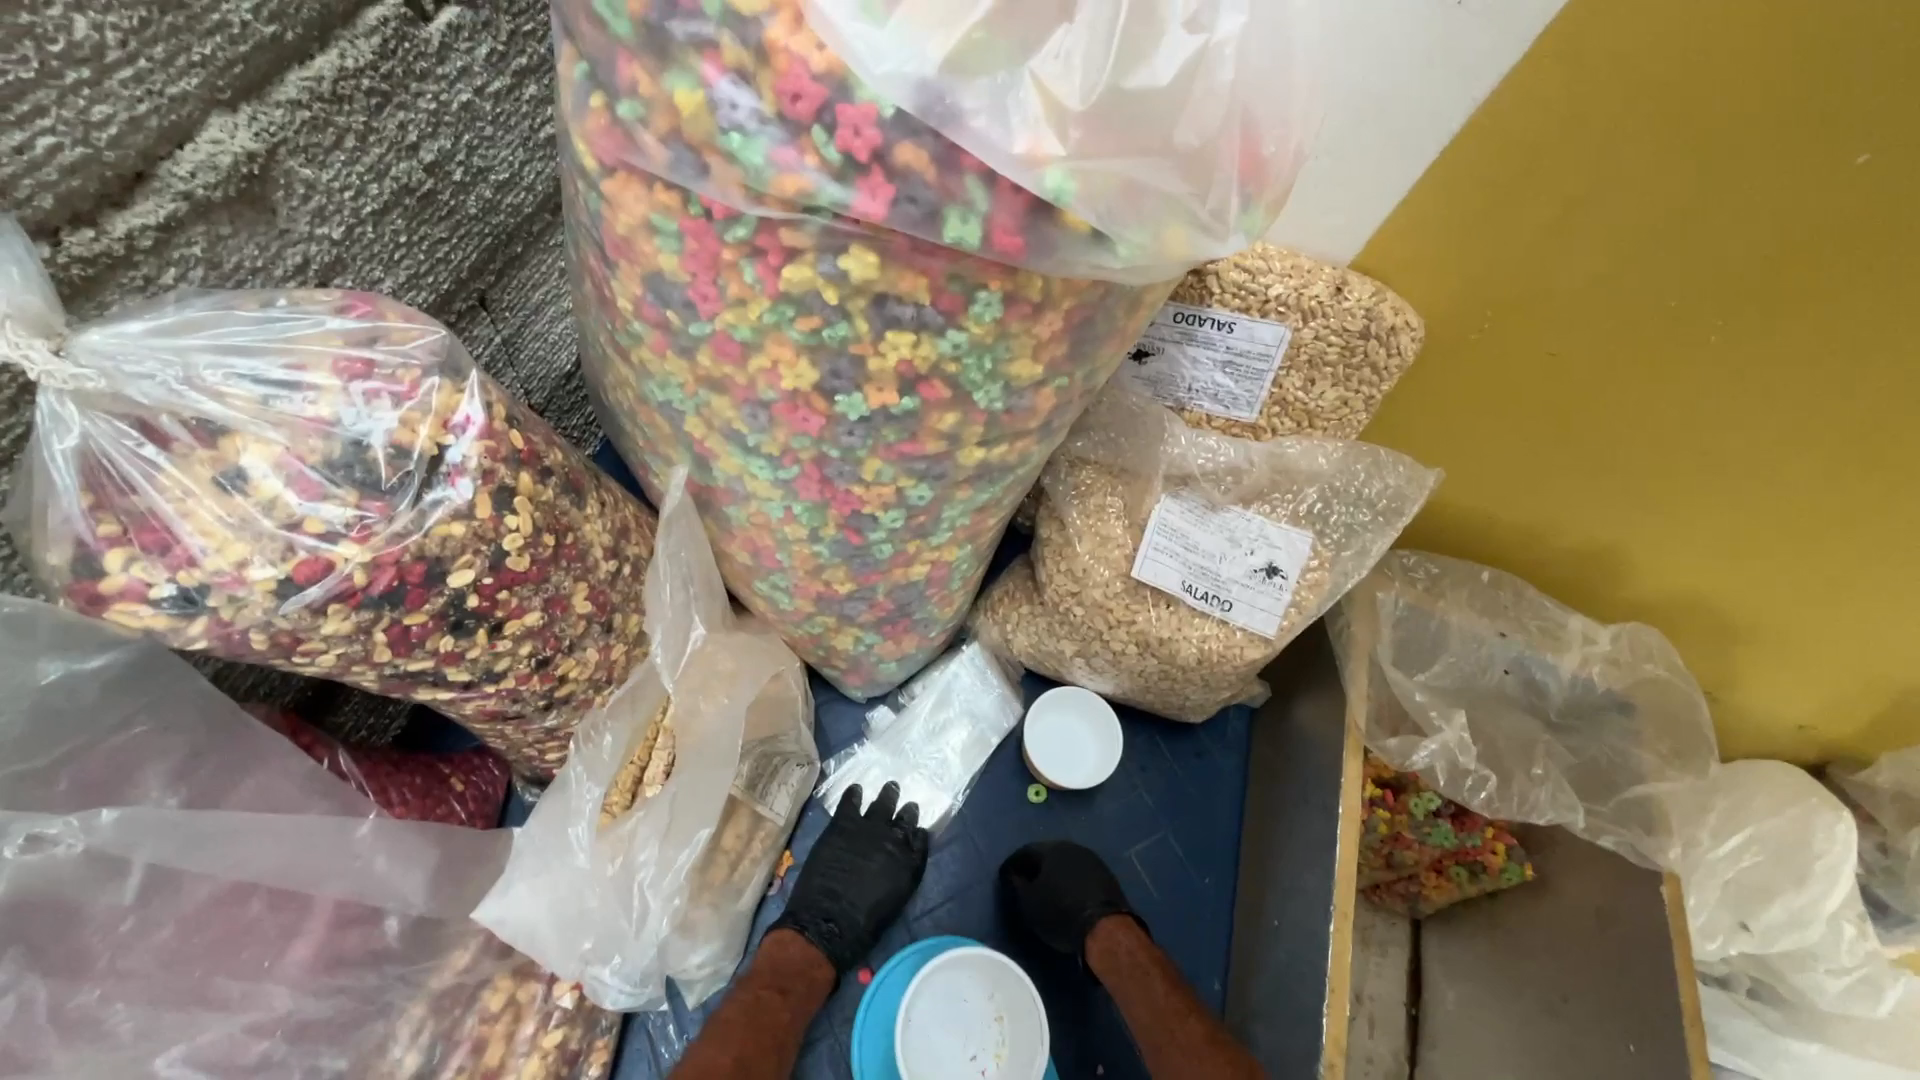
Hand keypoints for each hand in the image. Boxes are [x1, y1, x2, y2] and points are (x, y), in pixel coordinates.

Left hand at [772, 781, 928, 974]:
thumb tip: (903, 860)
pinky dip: (853, 794)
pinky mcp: (843, 824)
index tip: (917, 826)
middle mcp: (894, 840)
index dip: (918, 830)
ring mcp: (868, 828)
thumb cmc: (865, 923)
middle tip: (906, 801)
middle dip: (906, 810)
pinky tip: (855, 789)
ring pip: (882, 804)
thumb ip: (903, 873)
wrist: (831, 920)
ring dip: (887, 795)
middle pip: (904, 818)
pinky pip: (851, 802)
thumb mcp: (897, 898)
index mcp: (909, 862)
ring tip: (890, 786)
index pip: (920, 838)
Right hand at [999, 841, 1144, 956]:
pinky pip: (1081, 875)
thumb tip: (1015, 876)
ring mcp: (1093, 861)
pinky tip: (1067, 896)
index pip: (1026, 851)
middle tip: (1025, 882)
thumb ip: (1018, 886)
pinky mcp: (1107, 877)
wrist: (1104, 928)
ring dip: (1055, 874)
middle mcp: (1073, 847)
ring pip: (1066, 864)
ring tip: (1046, 891)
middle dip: (1035, 867)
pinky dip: (1070, 882)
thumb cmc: (1060, 913)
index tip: (1005, 877)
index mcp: (1052, 849)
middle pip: (1048, 855)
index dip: (1013, 864)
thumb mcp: (1029, 904)